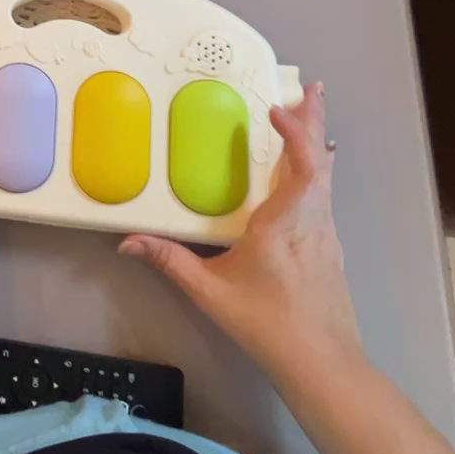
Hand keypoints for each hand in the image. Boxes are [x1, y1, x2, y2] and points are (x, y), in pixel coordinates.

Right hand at [119, 83, 364, 377]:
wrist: (325, 366)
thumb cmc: (268, 325)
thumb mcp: (211, 293)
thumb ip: (170, 261)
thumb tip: (126, 241)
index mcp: (286, 226)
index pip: (303, 170)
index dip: (296, 134)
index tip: (276, 107)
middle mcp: (313, 222)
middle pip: (322, 163)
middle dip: (315, 122)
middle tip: (311, 87)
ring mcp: (326, 234)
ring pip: (326, 178)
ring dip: (317, 142)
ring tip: (307, 113)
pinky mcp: (328, 246)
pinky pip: (324, 194)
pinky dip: (315, 167)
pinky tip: (306, 169)